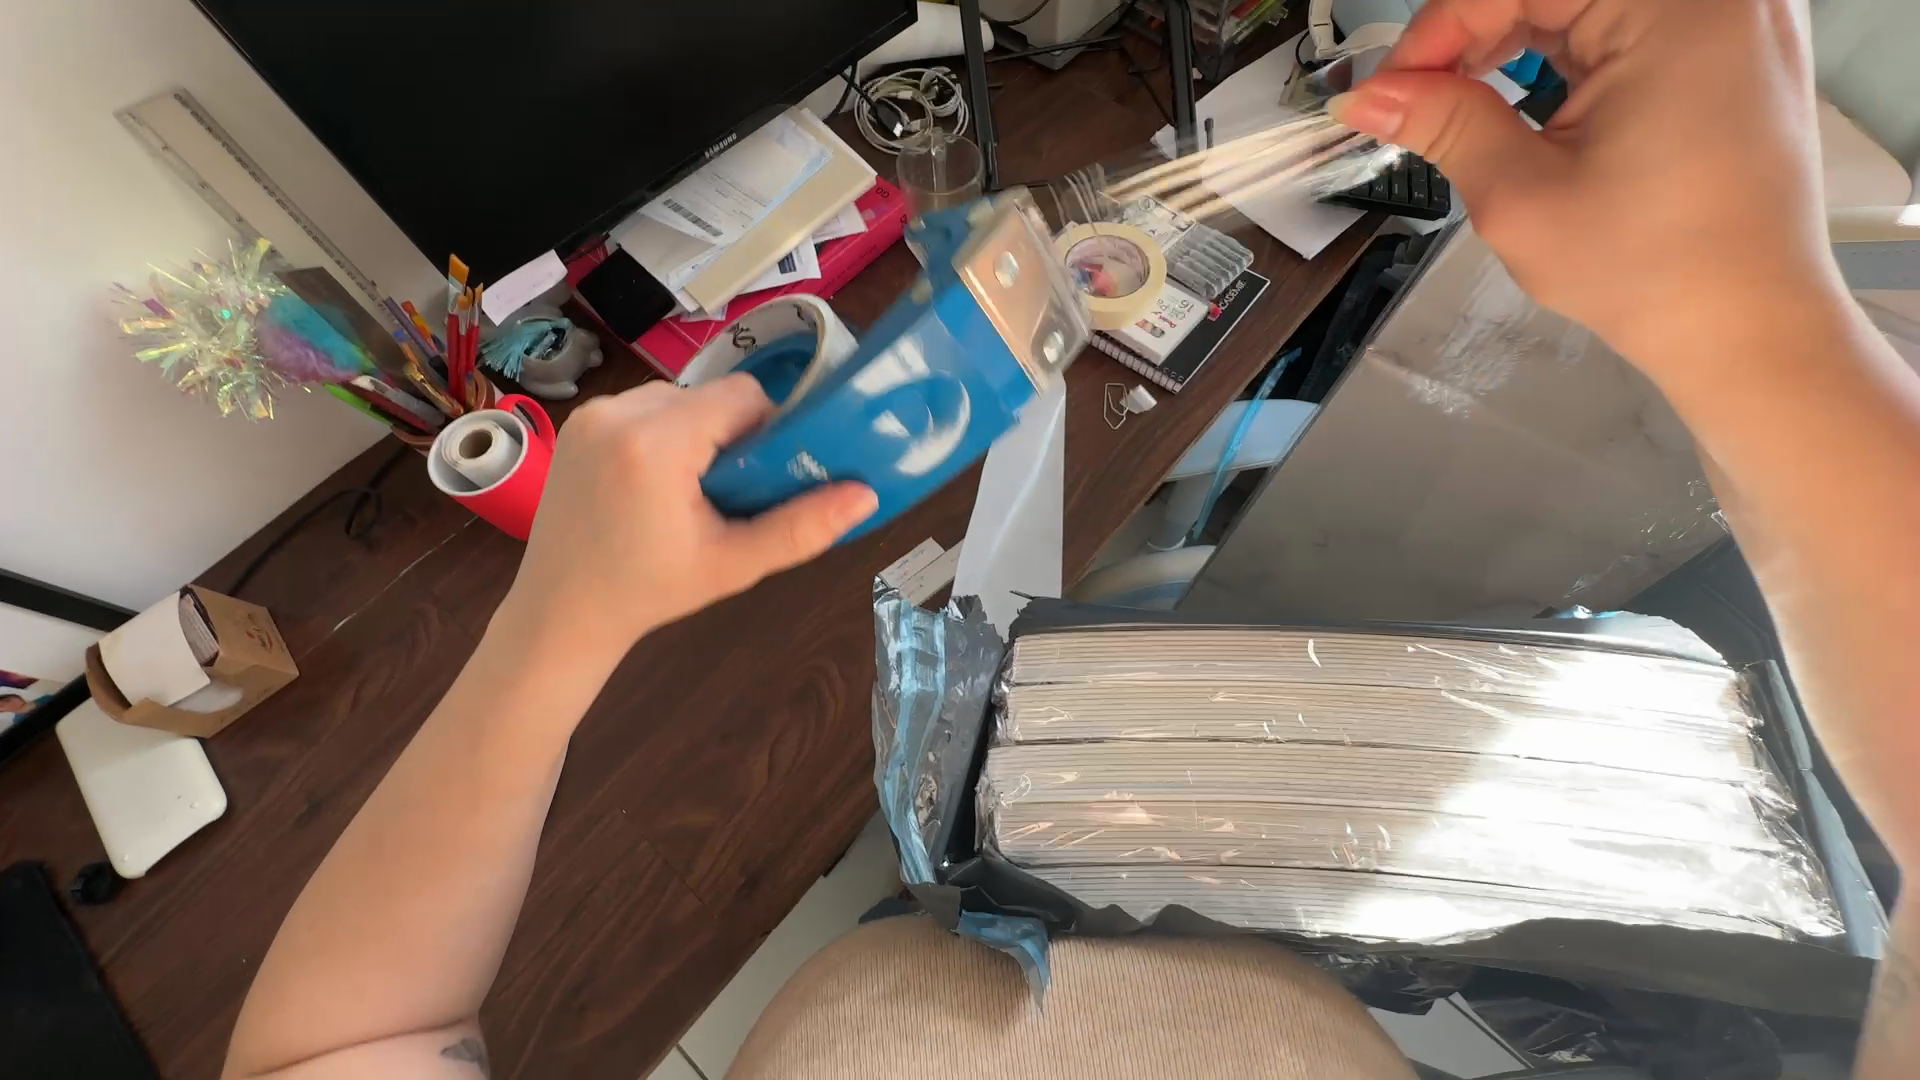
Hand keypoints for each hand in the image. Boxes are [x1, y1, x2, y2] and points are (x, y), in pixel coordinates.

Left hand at [500, 375, 877, 655]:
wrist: (561, 612)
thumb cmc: (651, 591)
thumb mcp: (735, 564)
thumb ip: (803, 527)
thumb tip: (867, 495)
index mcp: (656, 443)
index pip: (743, 395)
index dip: (770, 428)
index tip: (768, 474)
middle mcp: (619, 412)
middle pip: (712, 395)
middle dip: (734, 435)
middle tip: (733, 490)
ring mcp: (593, 413)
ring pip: (681, 398)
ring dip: (702, 433)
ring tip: (695, 489)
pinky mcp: (580, 421)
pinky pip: (648, 408)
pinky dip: (668, 433)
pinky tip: (661, 482)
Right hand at [1328, 0, 1845, 370]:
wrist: (1735, 315)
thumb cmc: (1634, 263)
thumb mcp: (1518, 193)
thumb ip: (1443, 125)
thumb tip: (1364, 97)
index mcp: (1678, 6)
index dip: (1437, 28)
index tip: (1382, 93)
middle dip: (1467, 33)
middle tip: (1409, 102)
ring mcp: (1726, 13)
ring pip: (1581, 1)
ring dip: (1504, 42)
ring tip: (1452, 105)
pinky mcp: (1720, 45)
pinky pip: (1618, 22)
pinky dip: (1552, 52)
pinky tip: (1513, 97)